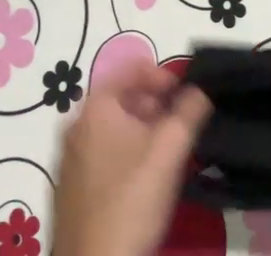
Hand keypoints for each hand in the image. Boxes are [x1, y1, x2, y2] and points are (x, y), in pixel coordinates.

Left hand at [51, 59, 212, 255]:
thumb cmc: (131, 200)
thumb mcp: (170, 150)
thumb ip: (190, 111)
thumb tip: (200, 90)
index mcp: (95, 108)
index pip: (131, 70)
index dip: (163, 76)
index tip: (187, 96)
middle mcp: (76, 127)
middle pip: (122, 99)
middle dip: (156, 106)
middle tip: (181, 126)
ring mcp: (69, 160)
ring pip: (114, 129)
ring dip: (144, 131)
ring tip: (170, 154)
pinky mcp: (71, 190)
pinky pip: (103, 155)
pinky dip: (127, 154)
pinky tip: (146, 181)